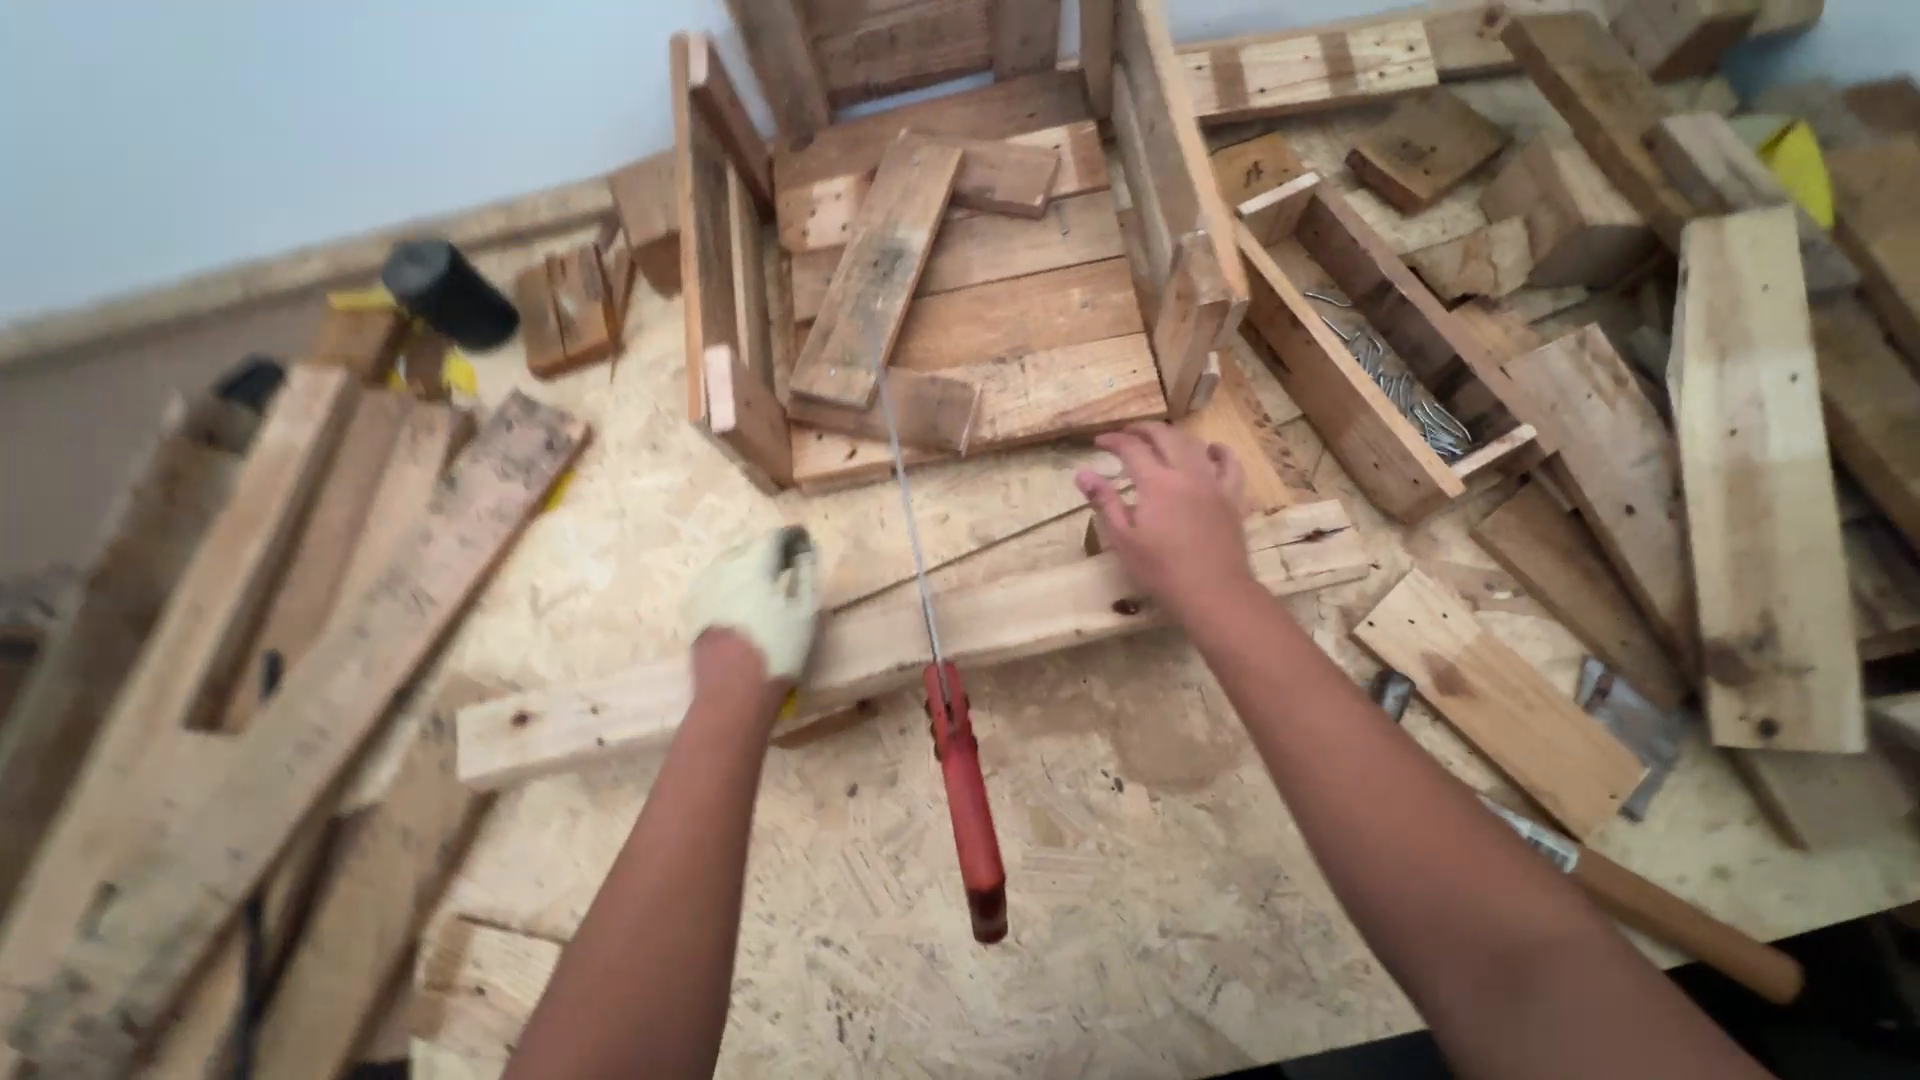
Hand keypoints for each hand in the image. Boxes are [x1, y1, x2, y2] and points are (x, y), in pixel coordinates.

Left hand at [684, 526, 819, 695]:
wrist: (732, 695)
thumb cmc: (778, 652)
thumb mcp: (805, 612)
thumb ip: (806, 574)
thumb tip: (805, 552)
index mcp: (752, 563)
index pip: (775, 536)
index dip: (793, 537)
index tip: (805, 542)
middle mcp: (722, 567)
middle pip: (750, 548)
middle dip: (770, 551)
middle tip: (790, 564)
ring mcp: (703, 588)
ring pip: (730, 566)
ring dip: (749, 568)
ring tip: (768, 585)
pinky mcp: (693, 609)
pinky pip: (717, 585)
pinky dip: (733, 585)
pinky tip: (745, 603)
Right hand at [1075, 424, 1253, 617]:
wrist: (1212, 591)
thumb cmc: (1160, 570)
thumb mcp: (1123, 539)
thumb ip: (1105, 502)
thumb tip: (1083, 473)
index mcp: (1156, 483)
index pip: (1131, 448)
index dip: (1113, 440)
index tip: (1099, 442)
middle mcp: (1186, 473)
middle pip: (1165, 436)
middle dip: (1142, 429)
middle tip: (1126, 433)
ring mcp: (1213, 483)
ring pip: (1194, 444)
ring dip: (1174, 436)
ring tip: (1159, 439)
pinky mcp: (1232, 498)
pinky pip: (1230, 465)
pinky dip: (1220, 451)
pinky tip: (1212, 449)